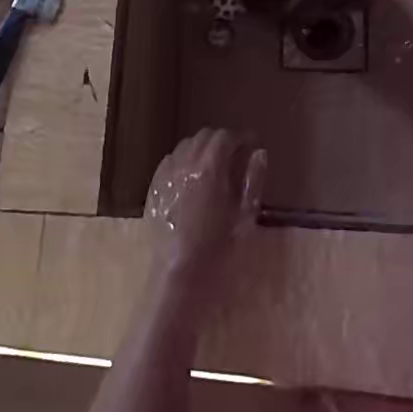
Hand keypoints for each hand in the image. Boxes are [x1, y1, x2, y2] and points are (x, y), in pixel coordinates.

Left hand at [145, 129, 265, 289]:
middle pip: (203, 137)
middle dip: (221, 141)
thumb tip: (259, 153)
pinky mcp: (153, 188)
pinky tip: (191, 178)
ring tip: (214, 166)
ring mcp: (165, 175)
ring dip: (201, 149)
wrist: (179, 275)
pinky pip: (169, 162)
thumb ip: (253, 180)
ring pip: (184, 147)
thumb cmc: (219, 249)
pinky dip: (183, 162)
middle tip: (236, 156)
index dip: (241, 138)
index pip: (224, 137)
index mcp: (209, 168)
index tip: (252, 145)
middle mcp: (184, 164)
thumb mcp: (245, 216)